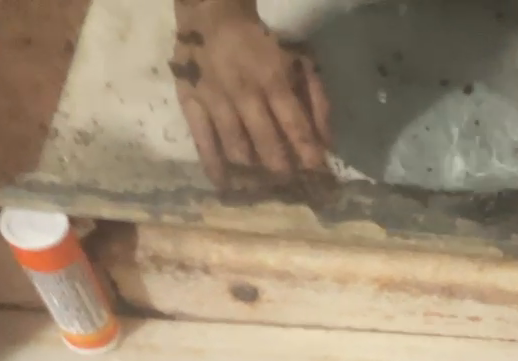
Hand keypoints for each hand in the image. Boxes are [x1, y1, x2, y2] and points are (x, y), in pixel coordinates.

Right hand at [171, 0, 332, 188]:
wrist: (212, 16)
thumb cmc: (263, 47)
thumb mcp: (300, 63)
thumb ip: (318, 103)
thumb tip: (327, 145)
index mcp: (274, 80)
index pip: (296, 129)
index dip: (310, 158)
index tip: (320, 179)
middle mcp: (244, 93)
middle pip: (268, 148)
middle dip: (283, 171)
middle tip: (289, 181)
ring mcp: (215, 101)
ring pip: (238, 152)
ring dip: (254, 174)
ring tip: (263, 184)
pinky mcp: (190, 104)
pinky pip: (203, 144)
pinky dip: (216, 169)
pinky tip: (226, 186)